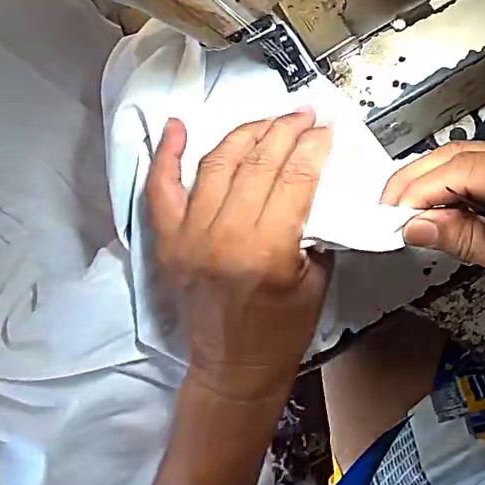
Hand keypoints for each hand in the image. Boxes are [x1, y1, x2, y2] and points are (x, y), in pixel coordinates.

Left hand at [147, 112, 334, 405]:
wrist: (234, 368)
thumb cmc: (280, 333)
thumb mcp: (317, 279)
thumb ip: (315, 225)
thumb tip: (315, 176)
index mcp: (267, 252)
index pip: (295, 177)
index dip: (313, 146)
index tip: (324, 129)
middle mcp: (224, 238)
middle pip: (258, 161)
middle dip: (285, 130)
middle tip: (302, 115)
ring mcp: (190, 236)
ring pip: (218, 163)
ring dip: (245, 132)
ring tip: (268, 119)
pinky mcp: (169, 240)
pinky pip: (161, 187)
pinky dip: (167, 154)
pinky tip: (177, 127)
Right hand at [382, 141, 484, 332]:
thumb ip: (467, 239)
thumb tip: (412, 226)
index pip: (469, 168)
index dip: (423, 189)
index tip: (391, 217)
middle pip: (462, 155)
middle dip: (418, 182)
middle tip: (386, 212)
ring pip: (464, 160)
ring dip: (428, 184)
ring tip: (400, 212)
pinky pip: (477, 172)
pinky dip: (448, 190)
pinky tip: (429, 209)